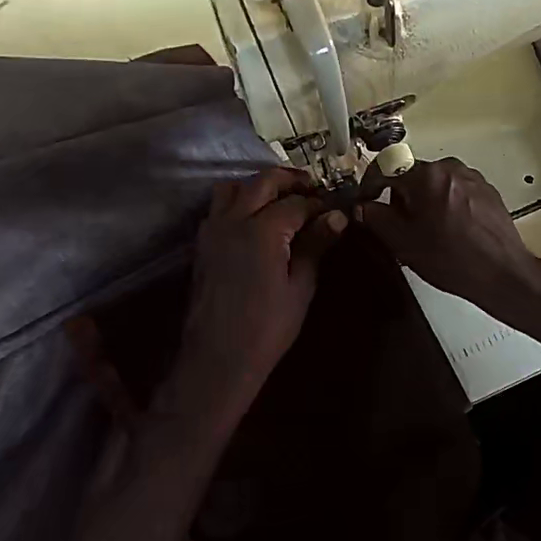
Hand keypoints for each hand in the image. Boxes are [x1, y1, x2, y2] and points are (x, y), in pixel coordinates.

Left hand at [178, 167, 346, 390]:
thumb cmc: (267, 327)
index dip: (318, 204)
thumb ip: (316, 245)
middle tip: (312, 189)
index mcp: (262, 230)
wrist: (218, 359)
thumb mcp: (301, 286)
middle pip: (262, 182)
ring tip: (281, 200)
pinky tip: (255, 221)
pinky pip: (218, 208)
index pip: (296, 202)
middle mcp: (234, 221)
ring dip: (258, 186)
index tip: (334, 211)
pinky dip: (238, 202)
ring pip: (232, 188)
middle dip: (289, 180)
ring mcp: (212, 231)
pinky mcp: (202, 245)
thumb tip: (337, 216)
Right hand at [357, 157, 540, 310]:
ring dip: (423, 201)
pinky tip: (449, 231)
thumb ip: (376, 218)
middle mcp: (450, 167)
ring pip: (435, 183)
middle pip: (412, 174)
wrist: (501, 272)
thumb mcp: (403, 241)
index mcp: (426, 175)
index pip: (385, 166)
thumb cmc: (450, 257)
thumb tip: (363, 206)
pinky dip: (445, 204)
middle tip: (396, 226)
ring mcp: (472, 177)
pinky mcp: (487, 191)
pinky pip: (455, 191)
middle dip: (399, 196)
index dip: (369, 184)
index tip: (365, 201)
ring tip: (425, 233)